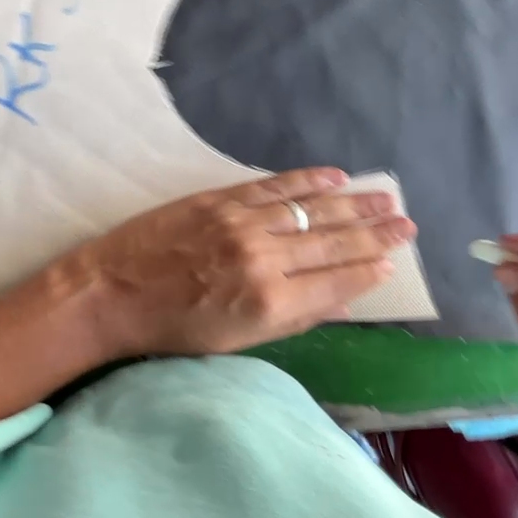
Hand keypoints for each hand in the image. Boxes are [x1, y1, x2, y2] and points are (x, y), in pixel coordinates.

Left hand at [56, 167, 415, 358]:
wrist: (110, 291)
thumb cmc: (172, 329)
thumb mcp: (237, 341)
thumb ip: (293, 319)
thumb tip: (342, 302)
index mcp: (270, 304)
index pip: (337, 283)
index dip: (368, 271)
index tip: (392, 261)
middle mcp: (264, 260)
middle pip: (332, 243)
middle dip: (375, 234)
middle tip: (406, 224)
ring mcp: (241, 224)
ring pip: (310, 210)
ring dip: (353, 204)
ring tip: (386, 199)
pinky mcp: (219, 199)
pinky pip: (274, 187)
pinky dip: (307, 180)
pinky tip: (336, 177)